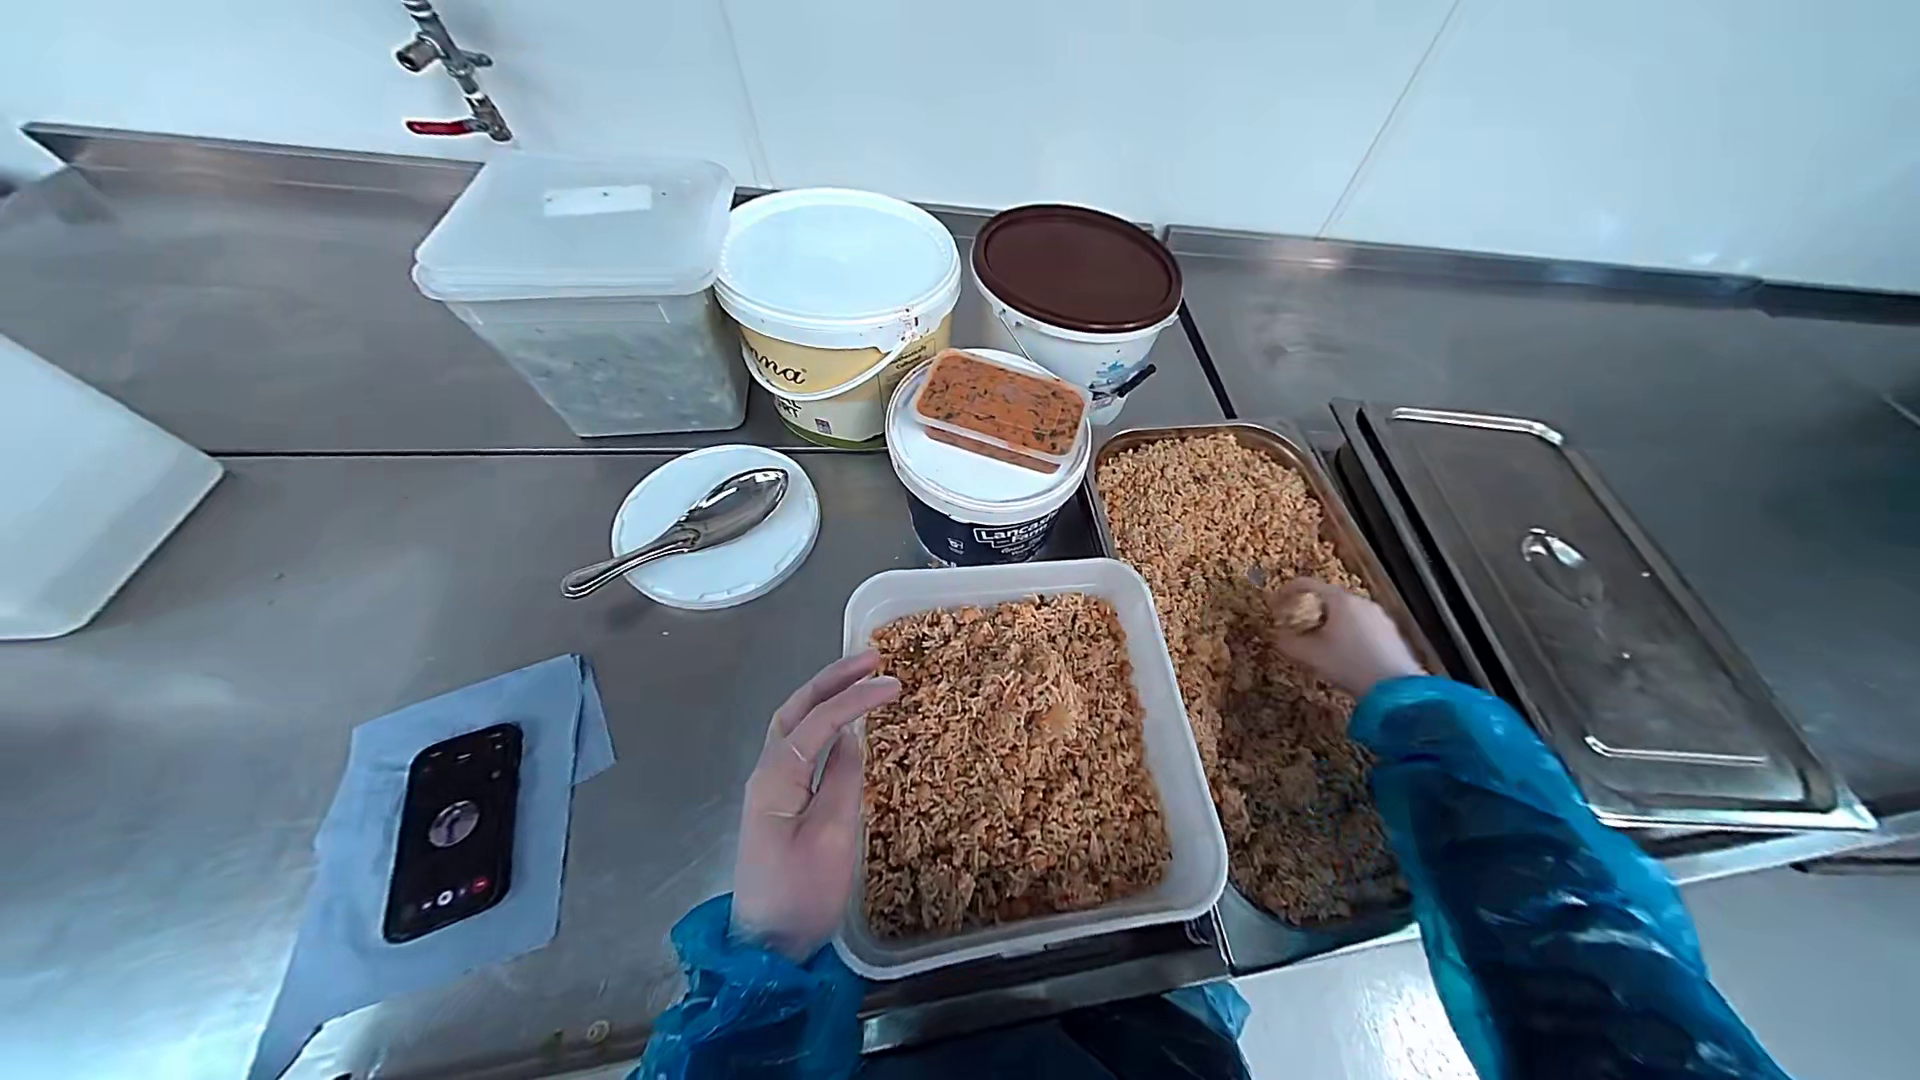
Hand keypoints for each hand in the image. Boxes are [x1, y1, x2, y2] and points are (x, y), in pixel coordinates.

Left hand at [731, 651, 900, 960]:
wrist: (765, 951)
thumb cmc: (801, 898)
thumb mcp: (832, 839)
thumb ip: (841, 780)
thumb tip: (850, 737)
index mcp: (775, 778)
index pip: (819, 721)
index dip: (856, 698)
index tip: (893, 683)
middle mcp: (766, 771)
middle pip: (797, 708)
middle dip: (834, 678)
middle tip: (872, 658)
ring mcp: (768, 785)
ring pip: (795, 722)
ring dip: (825, 693)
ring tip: (860, 675)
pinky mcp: (777, 799)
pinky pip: (799, 743)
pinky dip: (822, 719)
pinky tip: (843, 719)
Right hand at [1267, 579, 1423, 697]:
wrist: (1396, 690)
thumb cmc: (1348, 665)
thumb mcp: (1307, 655)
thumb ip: (1286, 642)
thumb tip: (1277, 635)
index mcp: (1340, 600)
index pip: (1306, 584)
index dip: (1285, 592)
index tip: (1274, 604)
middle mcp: (1362, 602)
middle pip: (1327, 597)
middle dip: (1307, 609)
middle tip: (1294, 625)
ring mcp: (1380, 617)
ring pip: (1345, 611)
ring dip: (1327, 621)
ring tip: (1317, 642)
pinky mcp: (1391, 633)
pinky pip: (1361, 624)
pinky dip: (1346, 631)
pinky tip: (1342, 653)